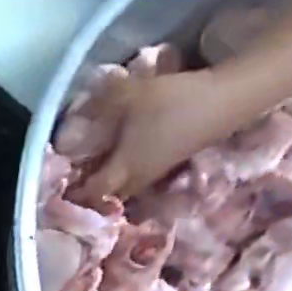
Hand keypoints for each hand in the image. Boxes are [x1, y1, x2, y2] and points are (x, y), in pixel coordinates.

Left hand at [73, 68, 260, 198]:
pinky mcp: (175, 159)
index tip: (61, 188)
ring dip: (113, 180)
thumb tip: (76, 114)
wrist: (230, 98)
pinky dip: (130, 168)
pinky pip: (144, 173)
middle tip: (79, 176)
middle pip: (111, 194)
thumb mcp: (130, 96)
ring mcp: (160, 170)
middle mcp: (140, 177)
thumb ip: (100, 105)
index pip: (93, 192)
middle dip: (94, 191)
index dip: (76, 193)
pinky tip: (128, 151)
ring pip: (128, 184)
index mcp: (124, 169)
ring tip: (99, 165)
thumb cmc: (174, 100)